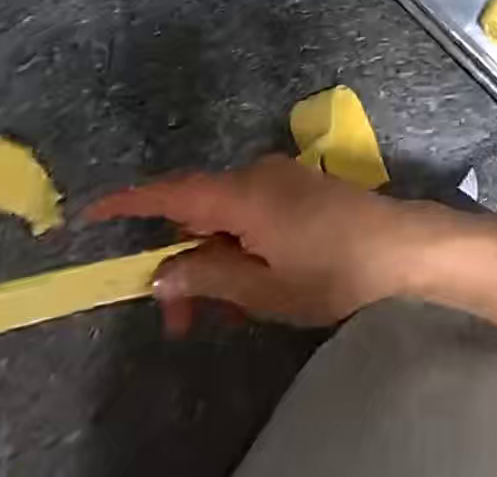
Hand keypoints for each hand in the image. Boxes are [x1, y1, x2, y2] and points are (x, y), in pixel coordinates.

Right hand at [82, 157, 446, 331]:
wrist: (404, 246)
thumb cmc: (333, 270)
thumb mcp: (263, 287)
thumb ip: (207, 275)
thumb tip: (162, 272)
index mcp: (243, 193)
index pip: (172, 193)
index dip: (131, 202)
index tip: (92, 213)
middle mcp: (259, 175)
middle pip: (199, 211)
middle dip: (183, 262)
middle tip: (181, 321)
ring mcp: (284, 179)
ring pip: (229, 217)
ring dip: (216, 260)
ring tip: (224, 312)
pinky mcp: (303, 188)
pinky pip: (256, 213)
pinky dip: (243, 246)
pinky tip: (254, 283)